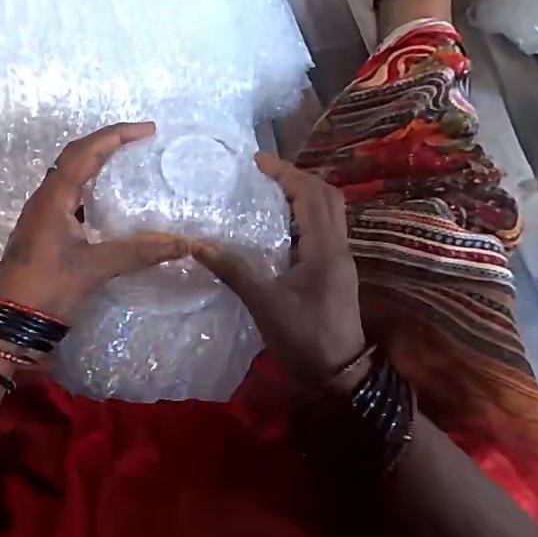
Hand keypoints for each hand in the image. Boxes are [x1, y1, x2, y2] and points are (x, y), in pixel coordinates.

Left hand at [0, 123, 189, 320]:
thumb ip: (138, 252)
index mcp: (54, 197)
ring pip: (70, 176)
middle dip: (107, 143)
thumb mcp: (96, 267)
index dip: (116, 135)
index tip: (148, 130)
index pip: (86, 151)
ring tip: (127, 164)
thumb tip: (181, 243)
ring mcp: (42, 215)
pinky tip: (108, 203)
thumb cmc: (48, 287)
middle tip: (139, 141)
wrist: (10, 318)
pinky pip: (69, 196)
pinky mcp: (43, 231)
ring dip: (96, 163)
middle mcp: (45, 198)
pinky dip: (91, 188)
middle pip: (76, 156)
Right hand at [193, 152, 368, 391]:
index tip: (257, 162)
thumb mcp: (264, 304)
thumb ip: (233, 270)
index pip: (311, 195)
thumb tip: (197, 245)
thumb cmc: (304, 338)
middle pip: (326, 197)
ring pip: (328, 213)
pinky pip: (323, 231)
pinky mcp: (335, 272)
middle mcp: (338, 247)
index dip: (286, 173)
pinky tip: (279, 225)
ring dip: (302, 195)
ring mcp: (340, 260)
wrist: (338, 375)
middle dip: (296, 178)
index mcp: (325, 249)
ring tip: (269, 192)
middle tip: (264, 174)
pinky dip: (303, 216)